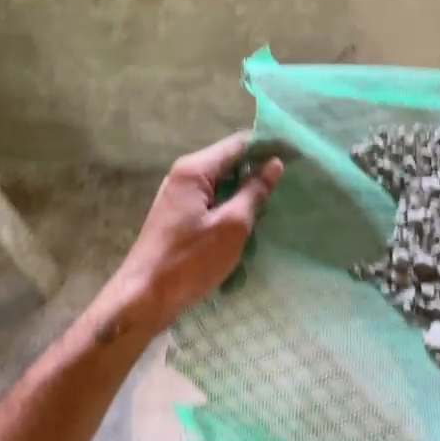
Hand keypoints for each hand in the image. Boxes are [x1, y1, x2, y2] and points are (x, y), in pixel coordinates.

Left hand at [101, 133, 282, 336]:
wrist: (144, 296)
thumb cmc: (190, 260)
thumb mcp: (232, 225)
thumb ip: (254, 192)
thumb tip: (274, 164)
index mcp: (194, 170)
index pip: (238, 144)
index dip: (267, 147)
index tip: (295, 155)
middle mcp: (184, 175)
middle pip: (229, 162)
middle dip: (257, 172)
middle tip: (290, 184)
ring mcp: (179, 196)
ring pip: (221, 184)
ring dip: (245, 194)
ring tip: (274, 206)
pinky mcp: (178, 216)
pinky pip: (211, 202)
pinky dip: (231, 208)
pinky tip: (249, 224)